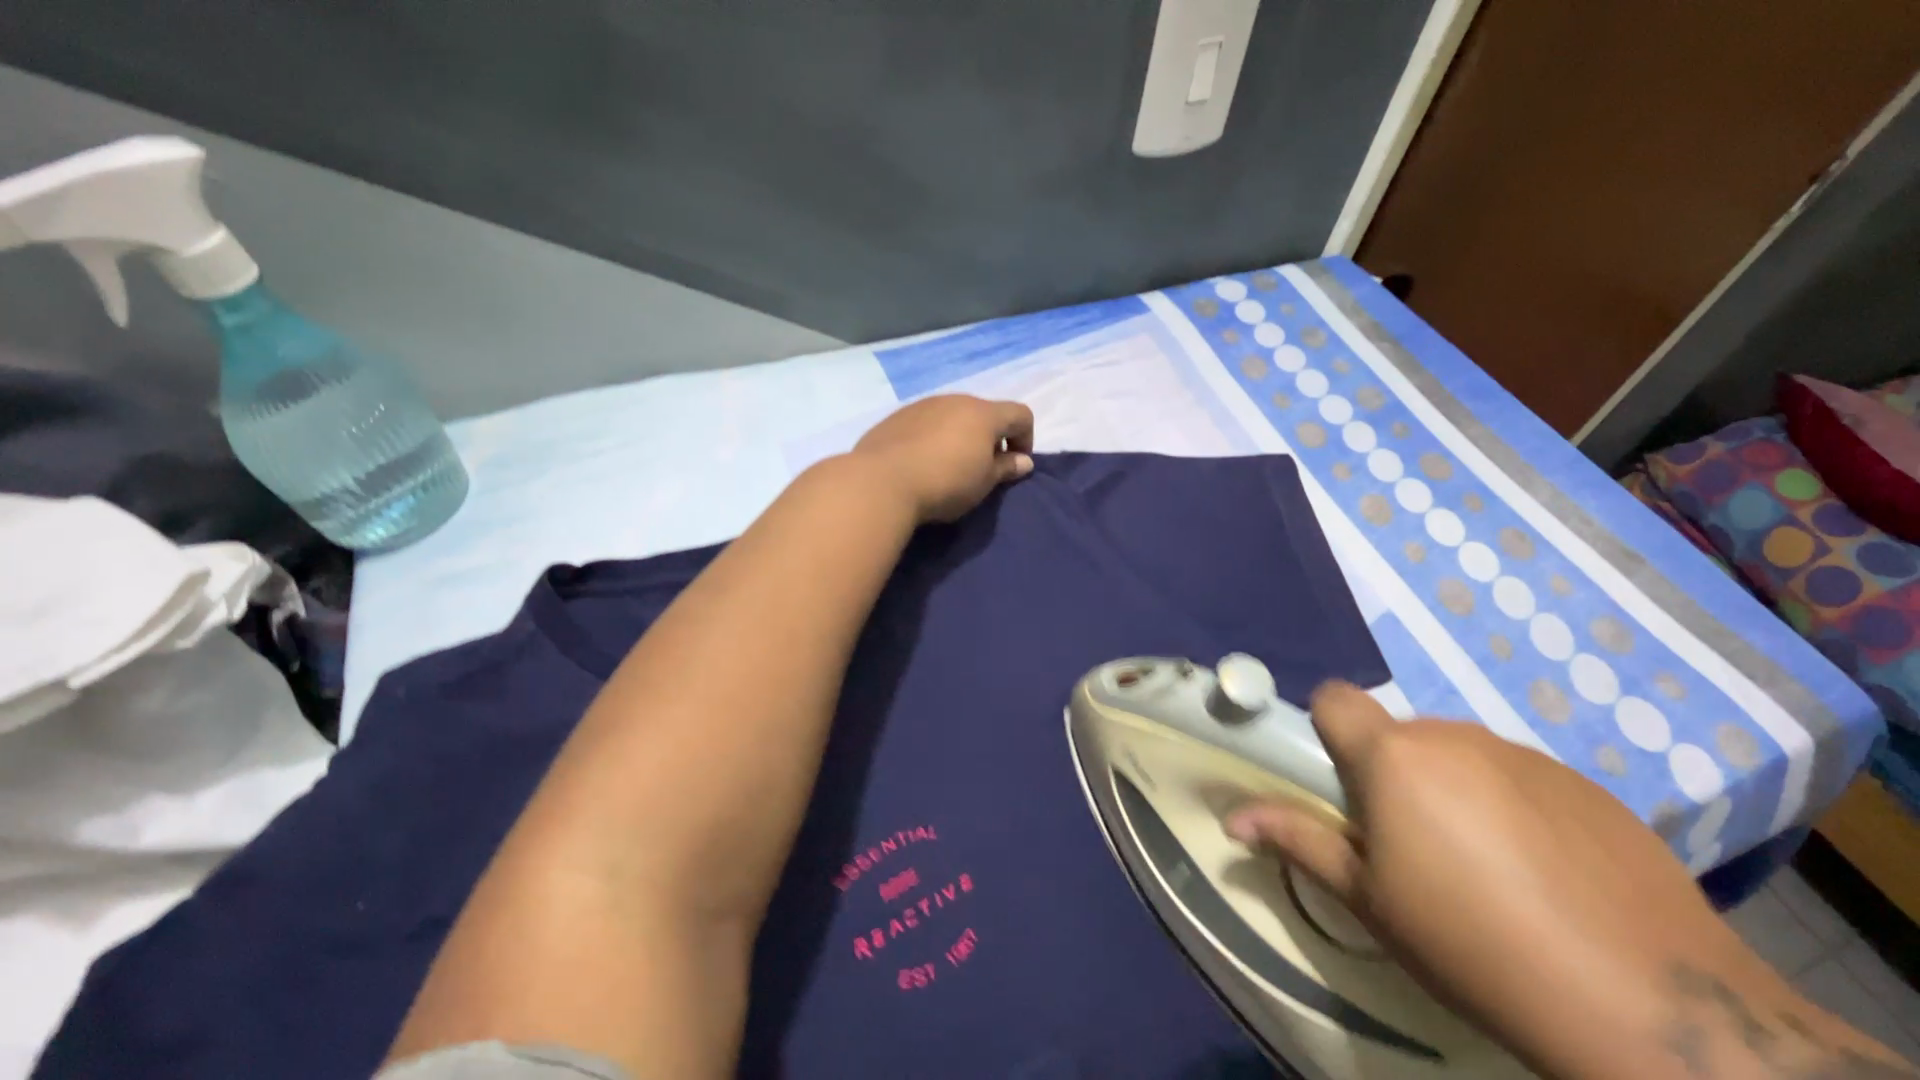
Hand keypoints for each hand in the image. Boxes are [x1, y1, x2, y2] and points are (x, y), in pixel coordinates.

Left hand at [852, 395, 1035, 523]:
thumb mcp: (983, 483)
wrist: (881, 483)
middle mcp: (954, 400)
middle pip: (984, 412)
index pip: (1020, 414)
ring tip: (948, 466)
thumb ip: (1005, 468)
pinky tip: (920, 463)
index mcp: (983, 414)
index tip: (1014, 465)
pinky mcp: (896, 418)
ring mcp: (922, 405)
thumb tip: (1024, 461)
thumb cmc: (945, 484)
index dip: (1026, 439)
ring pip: (951, 415)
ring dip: (959, 435)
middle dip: (990, 437)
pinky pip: (925, 423)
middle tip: (981, 468)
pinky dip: (932, 437)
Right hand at [1223, 683, 1807, 1079]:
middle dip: (1390, 775)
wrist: (1641, 998)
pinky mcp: (1589, 786)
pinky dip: (1512, 811)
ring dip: (1451, 792)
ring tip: (1484, 872)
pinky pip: (1521, 780)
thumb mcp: (1369, 901)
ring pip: (1462, 757)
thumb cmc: (1470, 945)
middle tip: (1408, 851)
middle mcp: (1459, 737)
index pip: (1335, 698)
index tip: (1338, 790)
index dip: (1325, 733)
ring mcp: (1530, 757)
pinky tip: (1542, 878)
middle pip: (1400, 735)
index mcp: (1396, 758)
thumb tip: (1233, 817)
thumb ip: (1300, 842)